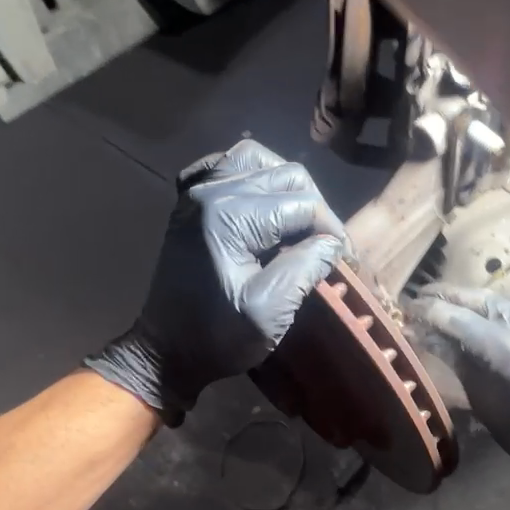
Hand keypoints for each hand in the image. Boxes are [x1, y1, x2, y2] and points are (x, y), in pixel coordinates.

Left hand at [87, 140, 346, 423]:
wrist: (166, 349)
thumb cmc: (218, 336)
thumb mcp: (271, 309)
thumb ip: (306, 265)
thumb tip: (332, 242)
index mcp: (231, 216)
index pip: (304, 204)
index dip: (332, 231)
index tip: (342, 262)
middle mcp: (211, 191)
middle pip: (288, 175)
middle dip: (316, 209)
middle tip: (324, 247)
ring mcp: (196, 191)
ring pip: (260, 160)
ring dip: (287, 188)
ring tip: (297, 222)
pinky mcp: (189, 199)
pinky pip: (226, 165)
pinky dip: (251, 176)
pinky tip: (261, 202)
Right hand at [411, 285, 509, 509]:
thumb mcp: (480, 398)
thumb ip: (453, 357)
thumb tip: (420, 331)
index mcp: (508, 350)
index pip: (457, 317)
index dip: (429, 308)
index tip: (410, 304)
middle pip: (484, 298)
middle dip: (453, 297)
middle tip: (429, 295)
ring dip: (489, 300)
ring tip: (469, 306)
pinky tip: (507, 318)